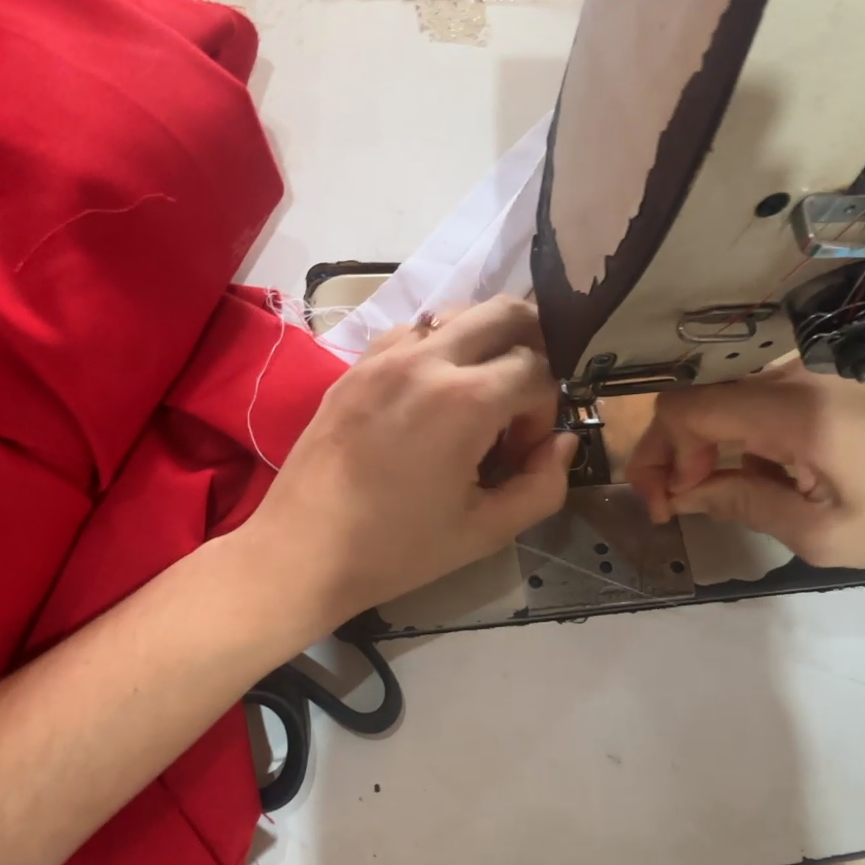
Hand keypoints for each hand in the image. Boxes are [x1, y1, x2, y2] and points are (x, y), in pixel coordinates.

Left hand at [241, 296, 576, 624]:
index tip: (522, 453)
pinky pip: (411, 332)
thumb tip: (562, 442)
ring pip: (456, 313)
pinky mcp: (355, 366)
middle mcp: (427, 360)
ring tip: (476, 399)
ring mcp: (384, 357)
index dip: (545, 411)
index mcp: (465, 400)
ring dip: (483, 344)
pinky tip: (429, 397)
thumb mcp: (486, 531)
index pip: (537, 370)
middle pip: (506, 311)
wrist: (302, 552)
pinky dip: (436, 348)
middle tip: (522, 400)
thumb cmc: (396, 550)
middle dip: (532, 347)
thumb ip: (543, 485)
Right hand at [626, 363, 864, 568]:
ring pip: (727, 406)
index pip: (684, 411)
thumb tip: (683, 495)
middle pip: (699, 403)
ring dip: (709, 452)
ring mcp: (814, 377)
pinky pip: (761, 408)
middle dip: (674, 456)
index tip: (663, 506)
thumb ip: (741, 504)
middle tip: (678, 507)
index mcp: (790, 410)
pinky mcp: (831, 387)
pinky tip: (767, 481)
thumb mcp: (819, 531)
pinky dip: (743, 444)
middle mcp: (794, 378)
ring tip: (724, 500)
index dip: (656, 457)